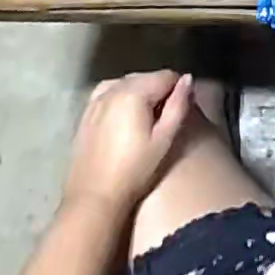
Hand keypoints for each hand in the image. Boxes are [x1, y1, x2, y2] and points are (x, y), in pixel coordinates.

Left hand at [62, 71, 193, 214]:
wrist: (94, 197)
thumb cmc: (134, 171)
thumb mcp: (163, 140)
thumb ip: (178, 106)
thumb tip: (188, 78)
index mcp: (135, 92)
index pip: (166, 76)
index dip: (178, 90)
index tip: (180, 110)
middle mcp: (114, 87)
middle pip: (146, 77)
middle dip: (159, 90)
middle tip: (164, 119)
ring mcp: (97, 98)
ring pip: (128, 82)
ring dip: (140, 92)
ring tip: (145, 119)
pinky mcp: (87, 110)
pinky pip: (110, 91)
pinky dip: (121, 95)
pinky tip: (124, 113)